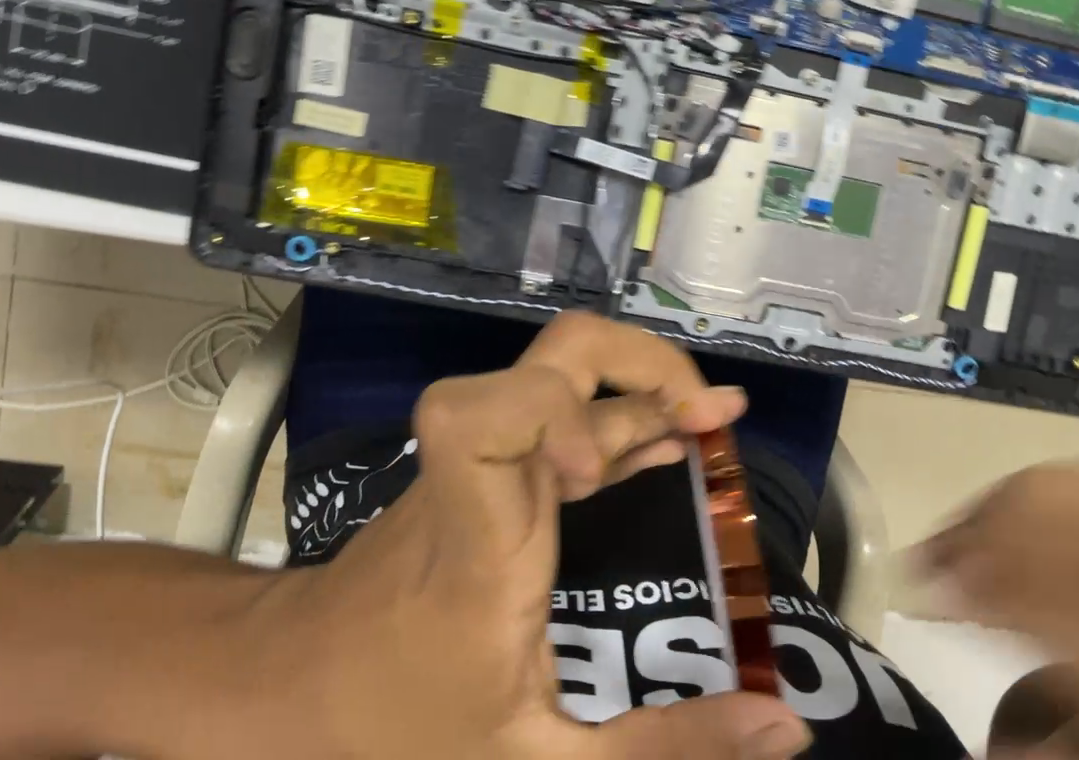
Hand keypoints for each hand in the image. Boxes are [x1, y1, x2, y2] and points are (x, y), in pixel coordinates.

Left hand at [234, 311, 811, 758]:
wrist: (292, 685)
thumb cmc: (396, 727)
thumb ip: (664, 750)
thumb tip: (787, 728)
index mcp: (478, 544)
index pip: (480, 416)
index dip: (554, 411)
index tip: (604, 470)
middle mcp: (479, 479)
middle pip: (545, 357)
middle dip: (636, 361)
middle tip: (709, 411)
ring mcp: (480, 464)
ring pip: (555, 372)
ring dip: (640, 381)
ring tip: (715, 419)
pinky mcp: (486, 471)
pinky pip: (560, 419)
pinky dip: (622, 417)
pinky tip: (674, 442)